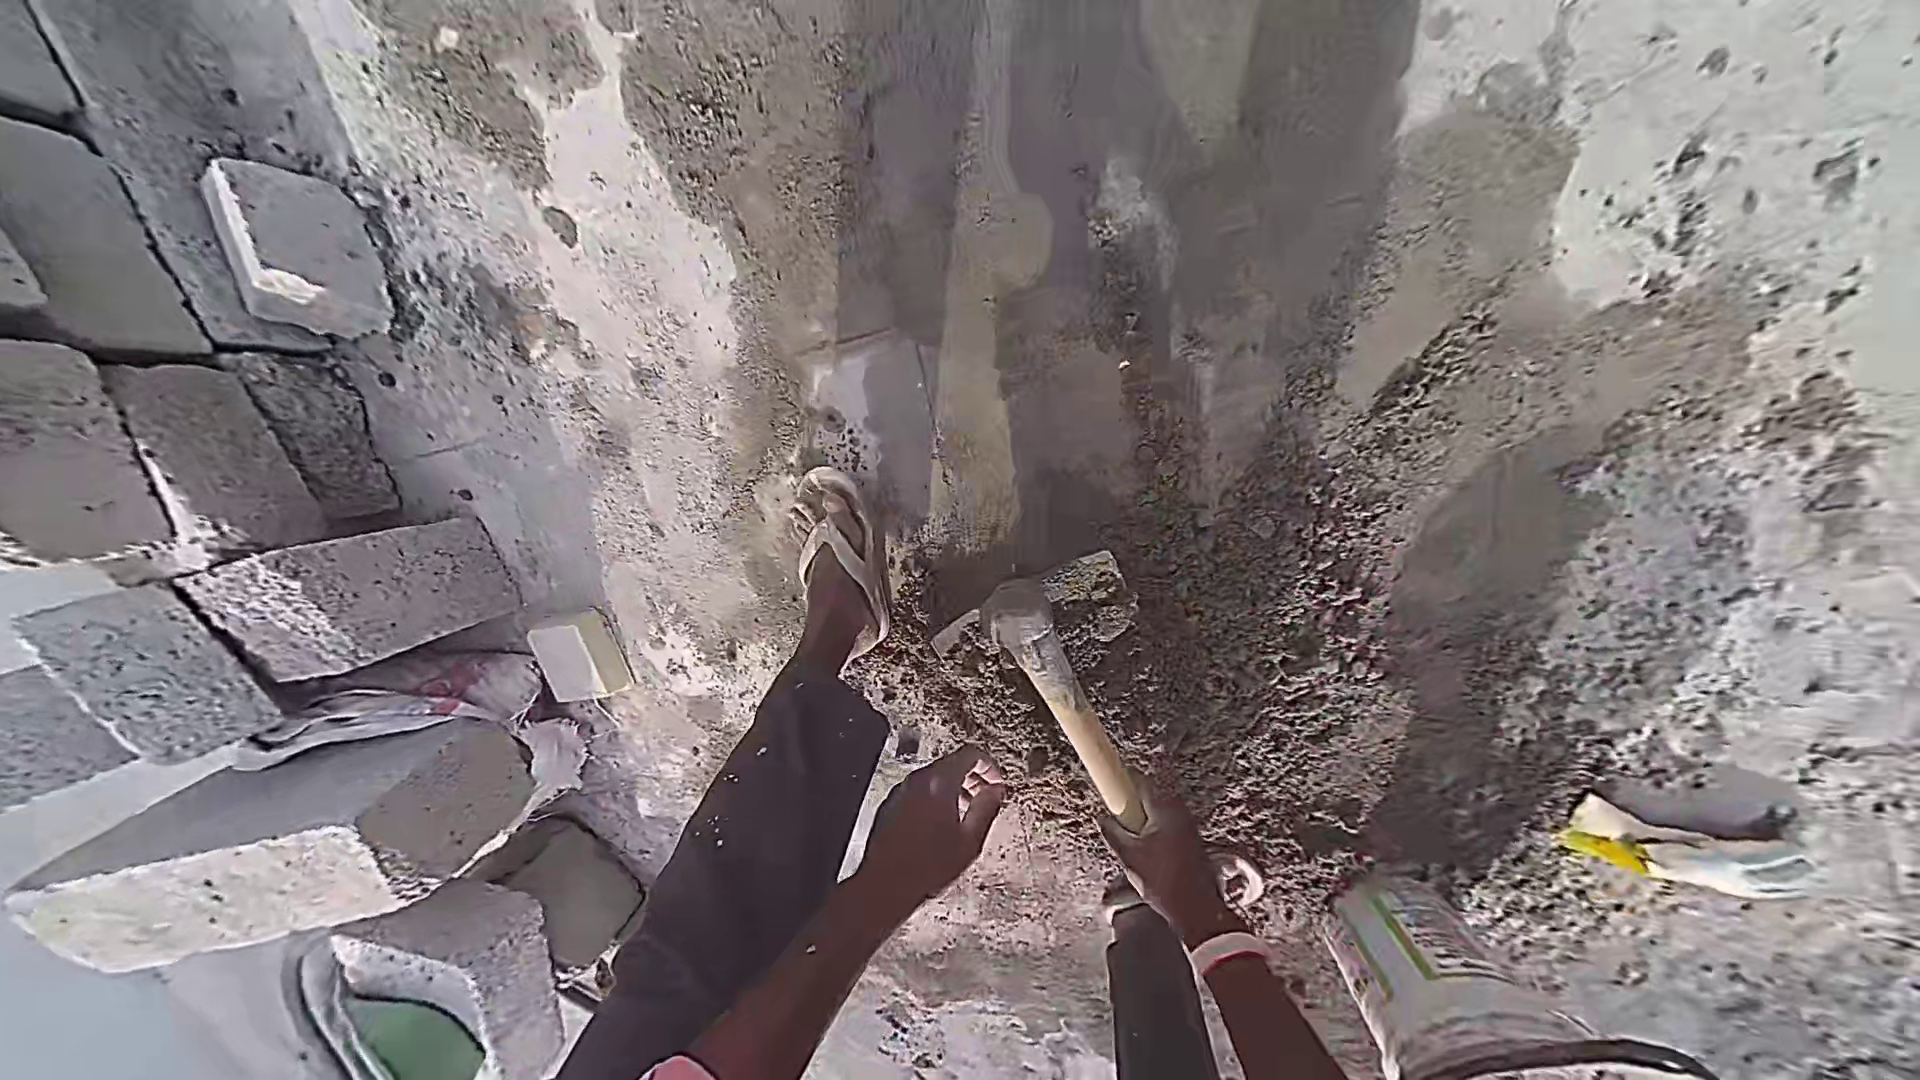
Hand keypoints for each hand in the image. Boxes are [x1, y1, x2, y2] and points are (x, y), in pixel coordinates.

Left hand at [860, 745, 1006, 913]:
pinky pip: (920, 790)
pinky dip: (935, 797)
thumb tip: (996, 791)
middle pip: (952, 763)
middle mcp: (918, 780)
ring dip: (955, 788)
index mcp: (939, 782)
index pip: (970, 754)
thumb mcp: (970, 840)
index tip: (997, 782)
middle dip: (973, 778)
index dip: (989, 766)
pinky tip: (941, 824)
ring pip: (935, 777)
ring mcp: (902, 790)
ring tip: (966, 814)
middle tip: (985, 796)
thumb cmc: (925, 867)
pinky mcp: (892, 803)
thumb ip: (987, 808)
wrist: (886, 885)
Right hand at [1099, 780, 1245, 945]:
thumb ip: (1112, 832)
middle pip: (1149, 794)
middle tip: (1116, 817)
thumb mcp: (1129, 856)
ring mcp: (1188, 825)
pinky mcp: (1191, 839)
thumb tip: (1101, 818)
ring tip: (1130, 839)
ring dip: (1142, 818)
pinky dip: (1153, 829)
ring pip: (1157, 810)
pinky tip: (1146, 850)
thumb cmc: (1162, 881)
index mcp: (1164, 809)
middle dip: (1131, 803)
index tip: (1108, 783)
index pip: (1140, 780)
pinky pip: (1166, 823)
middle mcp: (1179, 811)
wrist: (1197, 910)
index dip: (1121, 779)